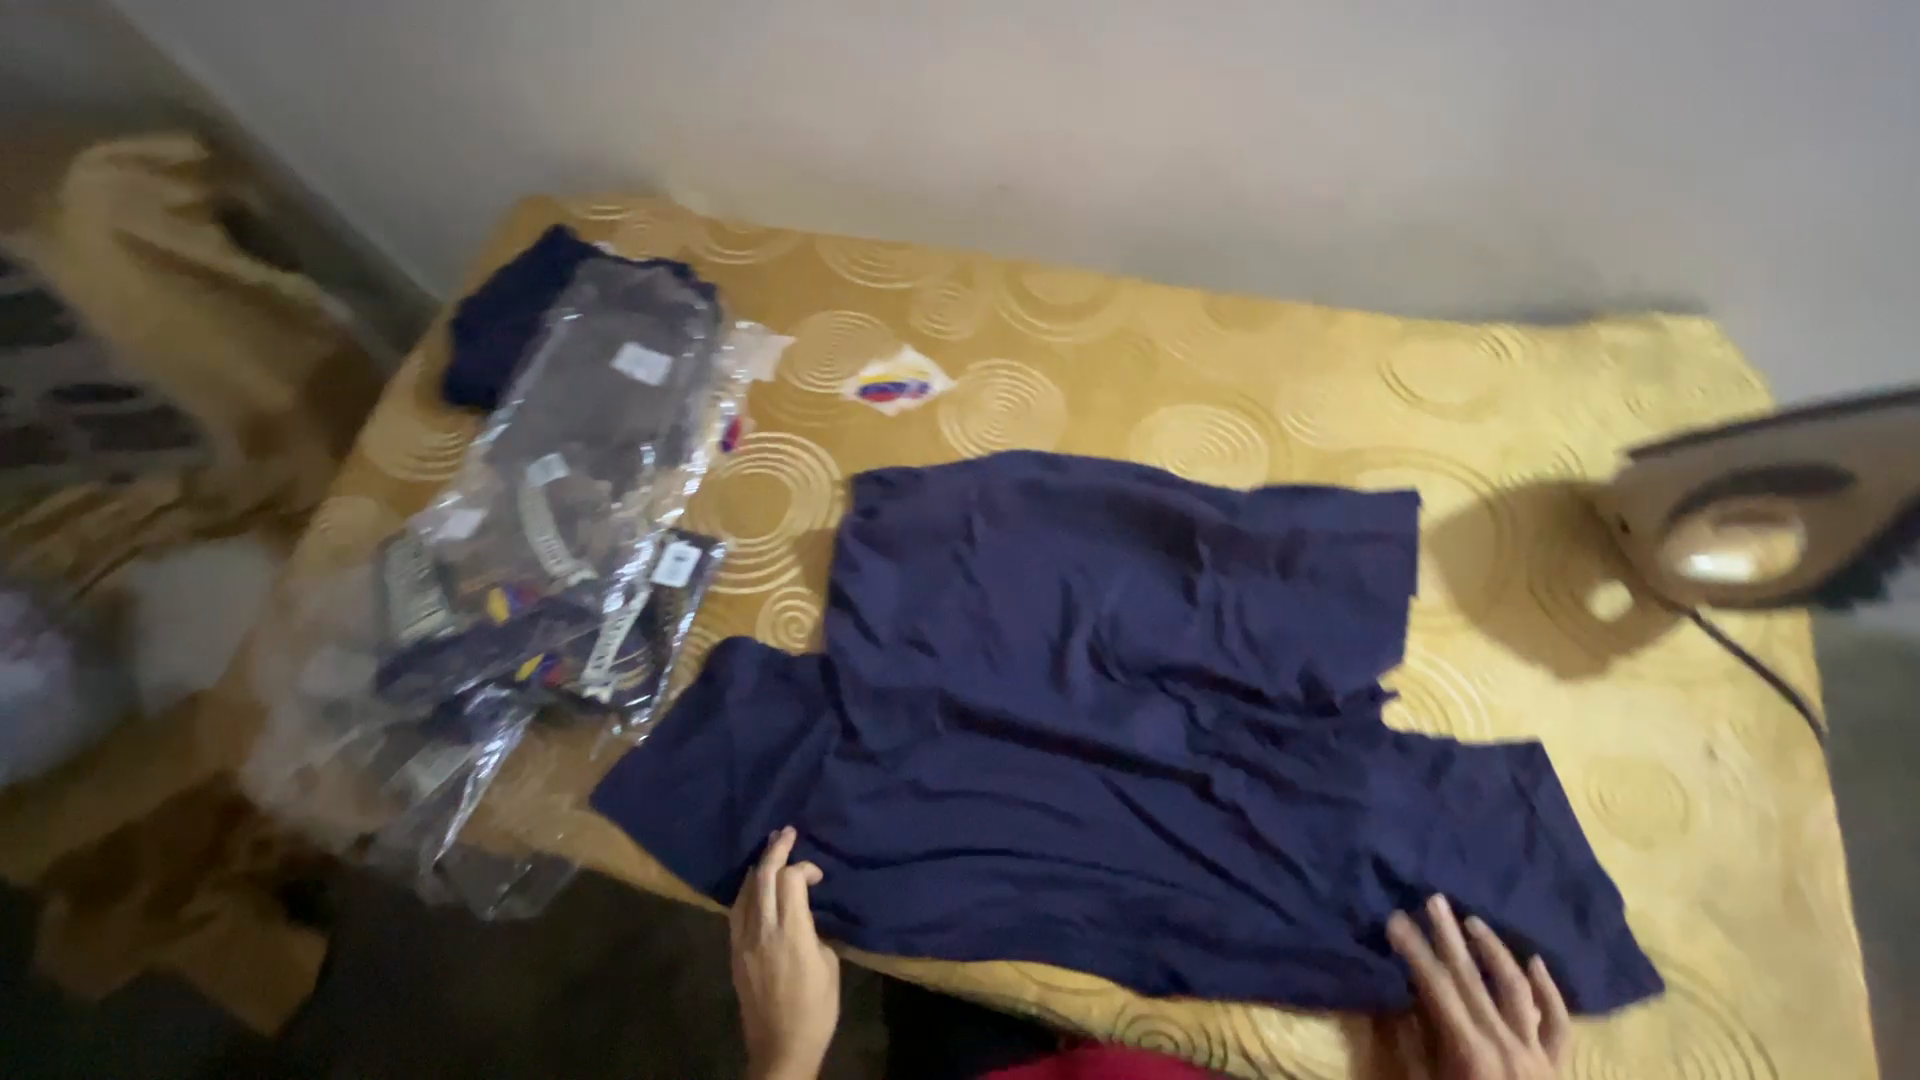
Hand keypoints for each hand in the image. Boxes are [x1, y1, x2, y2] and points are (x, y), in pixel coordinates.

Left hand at [731, 826, 840, 1079]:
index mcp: (791, 932)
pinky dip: (747, 890)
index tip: (818, 875)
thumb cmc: (816, 1009)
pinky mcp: (734, 953)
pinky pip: (736, 910)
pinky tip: (755, 885)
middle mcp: (762, 930)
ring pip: (746, 890)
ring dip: (759, 866)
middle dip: (775, 849)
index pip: (790, 879)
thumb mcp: (829, 963)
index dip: (803, 867)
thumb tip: (805, 912)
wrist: (781, 1049)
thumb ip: (814, 929)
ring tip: (770, 849)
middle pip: (764, 876)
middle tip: (787, 831)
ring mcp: (743, 941)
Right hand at [1387, 895, 1570, 1079]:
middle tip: (1433, 899)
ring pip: (1518, 991)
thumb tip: (1396, 1003)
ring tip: (1474, 921)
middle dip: (1449, 936)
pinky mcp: (1558, 1069)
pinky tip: (1535, 963)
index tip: (1394, 918)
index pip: (1435, 986)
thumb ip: (1411, 1049)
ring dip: (1494, 952)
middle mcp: (1507, 1046)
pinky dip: (1548, 992)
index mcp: (1470, 1052)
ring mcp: (1538, 1057)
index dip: (1414, 950)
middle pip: (1472, 979)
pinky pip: (1558, 1024)